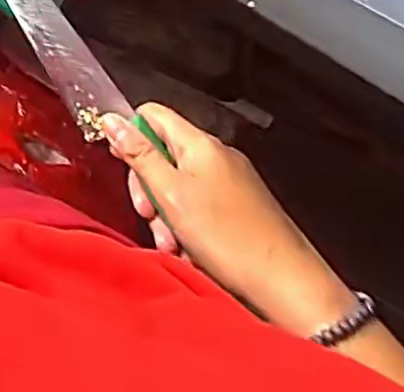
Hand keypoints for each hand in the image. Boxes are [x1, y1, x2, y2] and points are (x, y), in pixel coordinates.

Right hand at [103, 105, 356, 336]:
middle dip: (148, 184)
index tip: (126, 165)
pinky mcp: (240, 205)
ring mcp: (231, 180)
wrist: (291, 288)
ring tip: (172, 242)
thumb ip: (138, 154)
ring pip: (179, 182)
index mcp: (199, 143)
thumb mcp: (170, 194)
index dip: (132, 136)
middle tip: (148, 212)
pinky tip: (190, 249)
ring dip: (166, 211)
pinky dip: (188, 223)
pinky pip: (199, 203)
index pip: (151, 114)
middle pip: (162, 151)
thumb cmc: (234, 241)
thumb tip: (112, 119)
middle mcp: (216, 155)